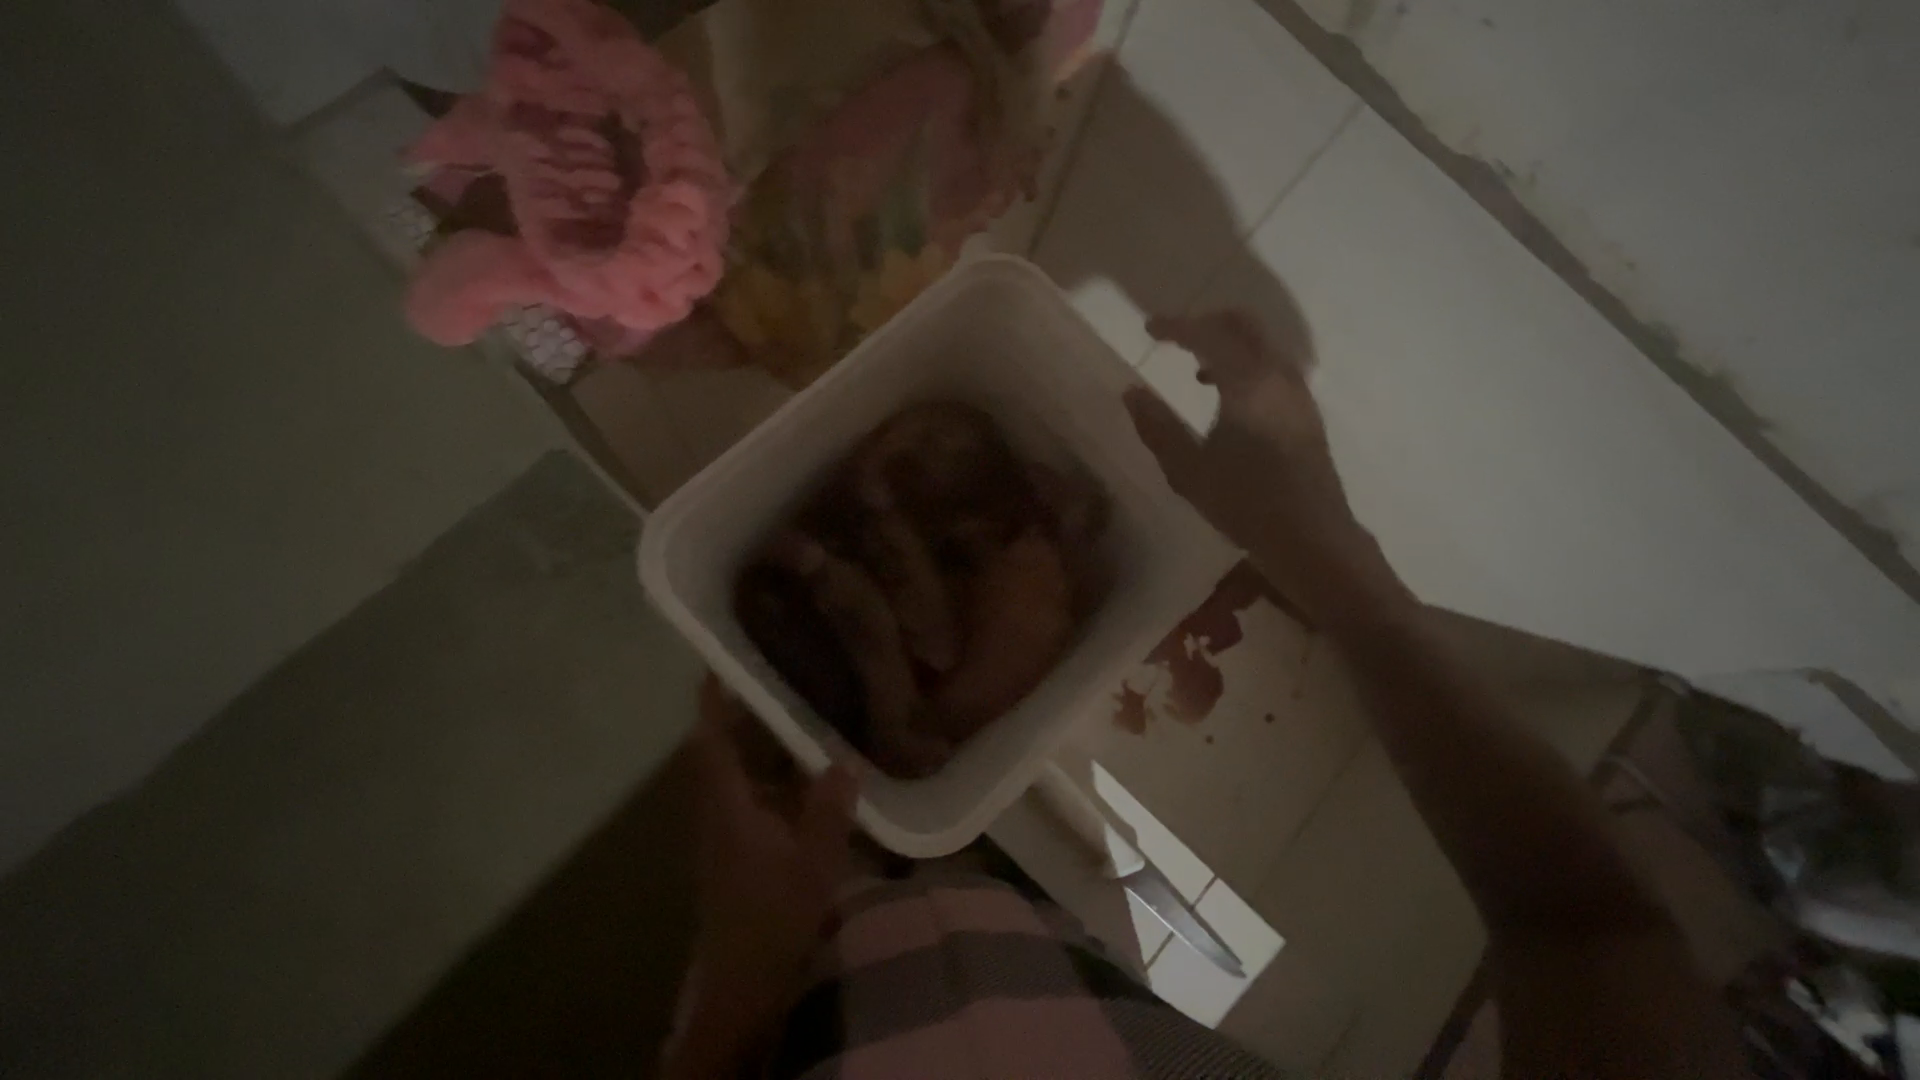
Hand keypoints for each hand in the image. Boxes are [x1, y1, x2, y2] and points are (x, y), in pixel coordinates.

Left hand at [668, 676, 858, 1074]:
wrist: (744, 979)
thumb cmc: (774, 915)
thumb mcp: (813, 861)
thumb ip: (828, 808)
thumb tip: (842, 759)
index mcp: (728, 805)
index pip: (711, 741)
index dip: (711, 701)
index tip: (719, 662)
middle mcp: (717, 811)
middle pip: (720, 750)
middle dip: (739, 713)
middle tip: (775, 676)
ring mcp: (724, 831)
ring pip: (736, 773)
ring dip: (756, 743)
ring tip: (796, 713)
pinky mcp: (735, 849)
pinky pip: (749, 794)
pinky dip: (770, 774)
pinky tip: (805, 774)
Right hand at [1124, 312, 1407, 624]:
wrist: (1312, 537)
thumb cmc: (1245, 504)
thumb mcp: (1188, 470)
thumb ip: (1156, 427)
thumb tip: (1131, 392)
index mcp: (1248, 382)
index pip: (1209, 334)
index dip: (1176, 326)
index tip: (1149, 328)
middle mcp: (1278, 376)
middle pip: (1243, 325)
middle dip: (1205, 324)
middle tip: (1173, 337)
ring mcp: (1297, 393)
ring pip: (1261, 346)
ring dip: (1226, 346)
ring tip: (1194, 372)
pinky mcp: (1305, 413)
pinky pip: (1271, 367)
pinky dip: (1243, 365)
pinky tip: (1225, 398)